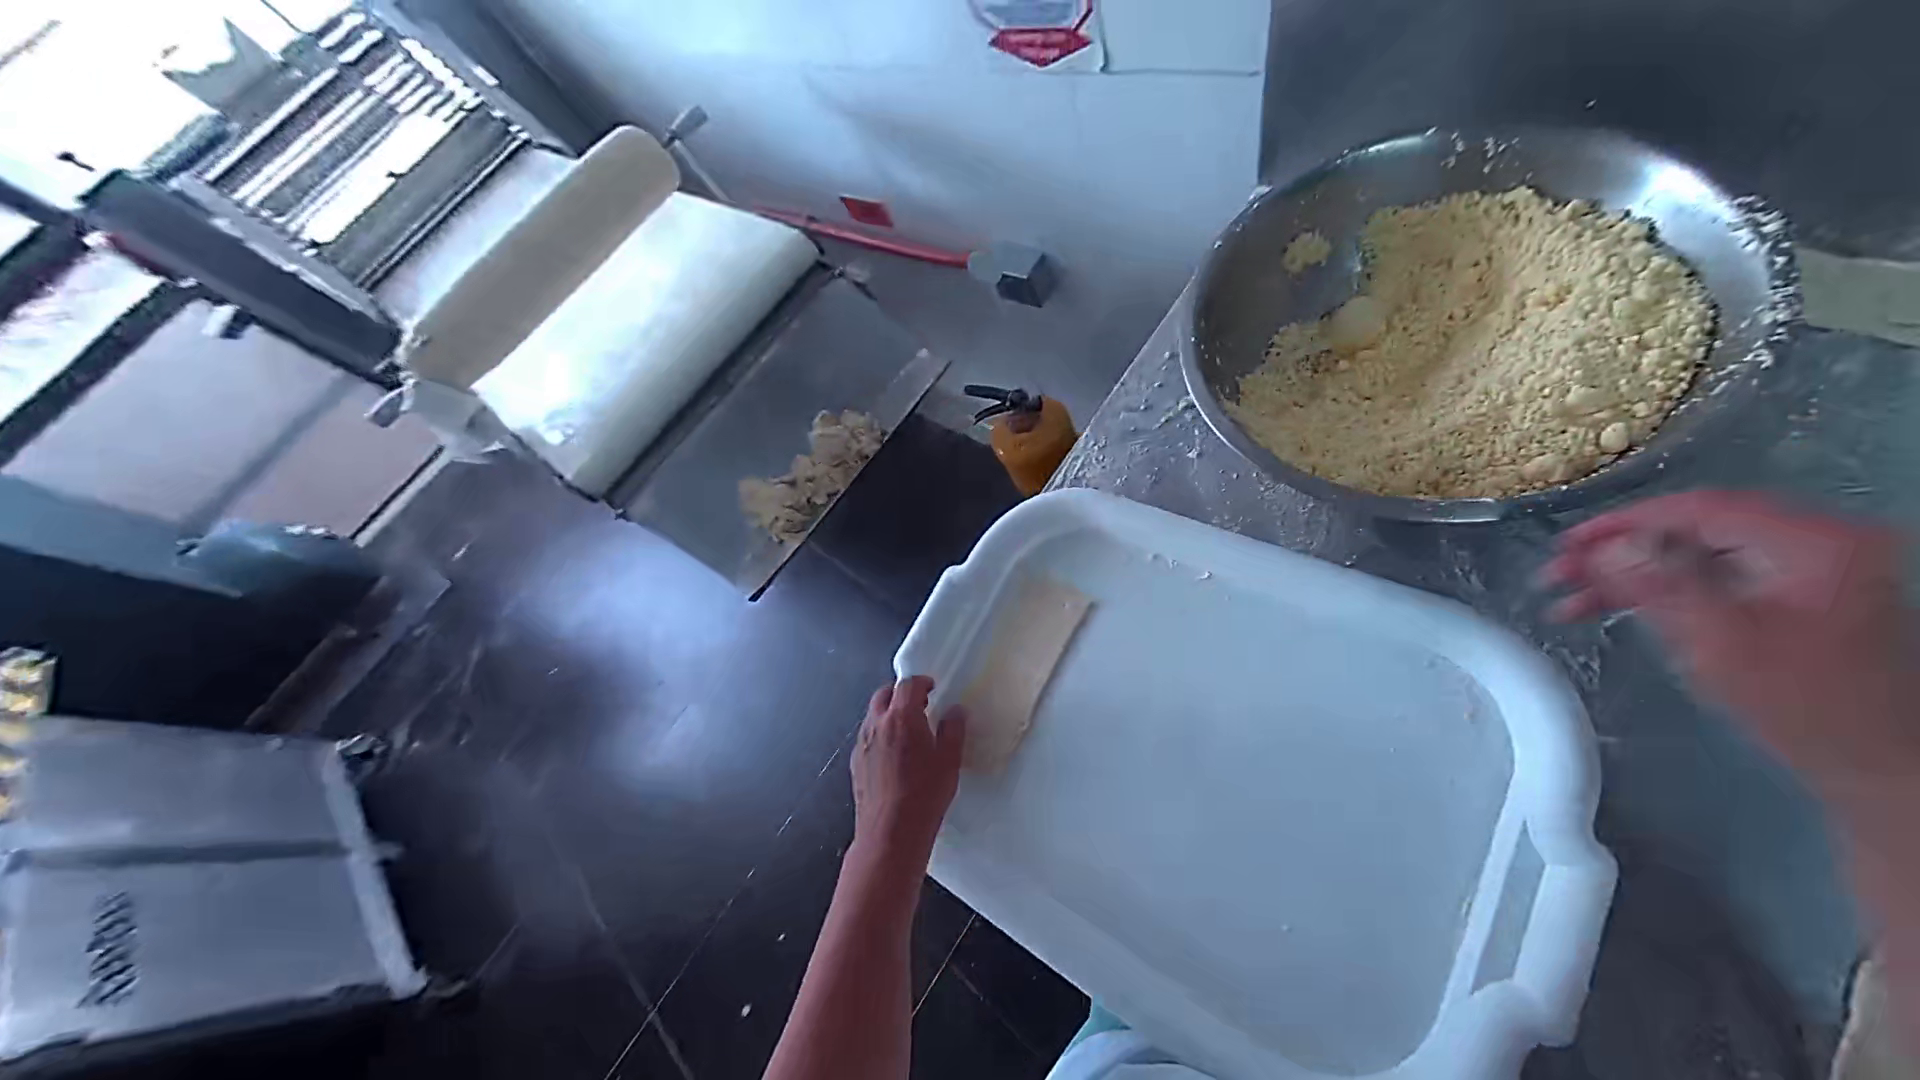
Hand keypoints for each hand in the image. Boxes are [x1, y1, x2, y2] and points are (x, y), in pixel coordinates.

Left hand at [851, 676, 966, 867]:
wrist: (890, 834)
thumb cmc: (923, 797)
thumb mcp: (949, 761)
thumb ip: (953, 730)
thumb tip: (955, 713)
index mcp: (902, 717)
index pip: (908, 684)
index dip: (921, 682)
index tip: (931, 686)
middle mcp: (877, 725)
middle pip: (885, 694)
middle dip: (901, 693)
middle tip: (920, 704)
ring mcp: (863, 743)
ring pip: (873, 714)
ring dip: (889, 713)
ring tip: (909, 728)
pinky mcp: (856, 762)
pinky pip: (868, 736)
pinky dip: (881, 733)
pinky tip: (895, 753)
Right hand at [1542, 490, 1919, 788]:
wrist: (1876, 762)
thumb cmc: (1805, 703)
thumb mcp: (1718, 639)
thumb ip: (1660, 585)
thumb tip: (1608, 547)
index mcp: (1812, 544)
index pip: (1697, 509)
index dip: (1622, 522)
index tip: (1569, 543)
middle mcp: (1816, 545)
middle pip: (1690, 531)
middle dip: (1615, 552)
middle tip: (1560, 572)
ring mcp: (1806, 571)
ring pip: (1691, 556)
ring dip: (1626, 573)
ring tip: (1570, 596)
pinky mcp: (1791, 596)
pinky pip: (1708, 577)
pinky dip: (1656, 589)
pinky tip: (1611, 607)